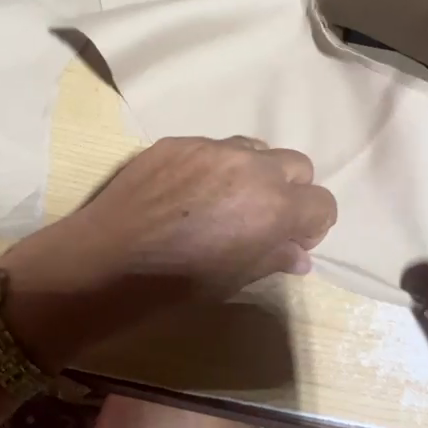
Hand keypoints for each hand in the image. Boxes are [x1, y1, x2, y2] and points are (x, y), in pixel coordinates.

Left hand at [0, 136, 336, 365]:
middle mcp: (251, 166)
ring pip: (255, 149)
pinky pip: (213, 147)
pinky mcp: (178, 141)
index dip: (312, 226)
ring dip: (254, 173)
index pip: (322, 203)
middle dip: (289, 192)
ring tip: (225, 202)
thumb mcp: (235, 279)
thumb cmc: (177, 285)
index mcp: (275, 206)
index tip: (291, 242)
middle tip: (262, 220)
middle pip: (297, 166)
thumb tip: (298, 254)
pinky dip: (214, 168)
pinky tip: (186, 195)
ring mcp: (212, 148)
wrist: (105, 263)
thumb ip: (273, 257)